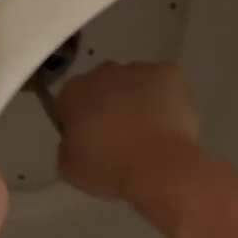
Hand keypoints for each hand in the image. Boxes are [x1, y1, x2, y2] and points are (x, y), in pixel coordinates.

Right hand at [56, 61, 201, 201]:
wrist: (159, 165)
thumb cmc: (108, 168)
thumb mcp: (69, 168)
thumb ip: (66, 145)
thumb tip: (75, 138)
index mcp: (75, 92)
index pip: (68, 101)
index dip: (75, 121)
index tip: (84, 141)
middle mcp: (104, 72)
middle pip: (101, 86)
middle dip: (105, 105)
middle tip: (114, 137)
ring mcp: (139, 70)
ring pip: (132, 83)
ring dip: (133, 101)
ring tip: (144, 134)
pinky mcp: (170, 73)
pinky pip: (161, 85)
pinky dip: (161, 100)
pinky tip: (164, 125)